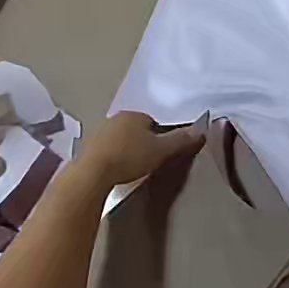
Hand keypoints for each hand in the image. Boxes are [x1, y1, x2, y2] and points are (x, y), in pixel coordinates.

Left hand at [75, 111, 206, 188]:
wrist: (93, 172)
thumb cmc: (130, 157)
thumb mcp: (162, 151)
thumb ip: (181, 140)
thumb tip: (201, 130)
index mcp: (135, 114)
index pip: (152, 122)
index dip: (159, 138)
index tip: (160, 153)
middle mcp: (115, 118)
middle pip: (135, 129)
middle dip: (141, 142)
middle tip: (146, 162)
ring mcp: (98, 131)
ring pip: (119, 139)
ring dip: (125, 149)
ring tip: (130, 168)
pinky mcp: (87, 147)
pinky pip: (105, 149)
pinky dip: (111, 157)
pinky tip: (114, 170)